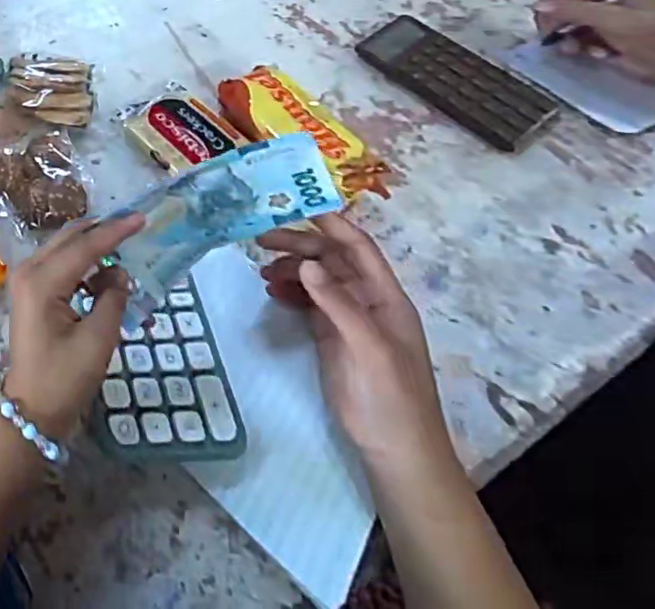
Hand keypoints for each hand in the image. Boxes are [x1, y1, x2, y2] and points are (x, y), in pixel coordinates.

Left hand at [4, 213, 142, 438]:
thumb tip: (121, 273)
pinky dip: (83, 265)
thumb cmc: (64, 377)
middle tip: (134, 226)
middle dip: (102, 231)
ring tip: (126, 251)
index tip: (140, 218)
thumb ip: (112, 299)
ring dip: (93, 249)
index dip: (114, 231)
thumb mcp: (98, 340)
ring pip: (64, 248)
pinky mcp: (30, 290)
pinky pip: (60, 265)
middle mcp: (28, 270)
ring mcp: (26, 279)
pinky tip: (106, 276)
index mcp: (41, 281)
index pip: (83, 247)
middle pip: (69, 238)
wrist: (31, 406)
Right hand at [257, 214, 450, 468]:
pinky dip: (290, 291)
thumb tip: (308, 262)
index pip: (358, 248)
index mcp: (385, 298)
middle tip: (259, 239)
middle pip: (331, 259)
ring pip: (316, 278)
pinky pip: (308, 300)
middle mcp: (366, 301)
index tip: (296, 204)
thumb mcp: (367, 349)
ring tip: (262, 272)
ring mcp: (348, 318)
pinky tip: (272, 292)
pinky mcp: (331, 335)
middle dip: (299, 245)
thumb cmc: (389, 398)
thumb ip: (338, 304)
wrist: (395, 450)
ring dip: (291, 268)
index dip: (331, 223)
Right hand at [532, 0, 654, 88]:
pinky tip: (580, 53)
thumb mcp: (614, 20)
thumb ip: (574, 11)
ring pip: (562, 21)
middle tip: (553, 33)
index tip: (556, 12)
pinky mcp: (598, 39)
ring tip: (570, 48)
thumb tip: (536, 6)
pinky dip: (570, 46)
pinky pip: (570, 38)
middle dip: (554, 17)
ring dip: (561, 35)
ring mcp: (601, 21)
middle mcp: (605, 1)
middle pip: (562, 0)